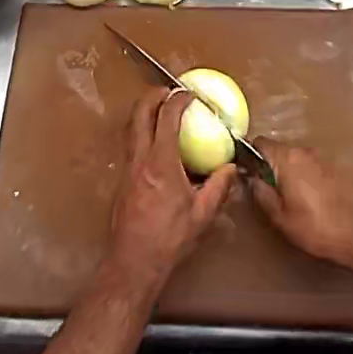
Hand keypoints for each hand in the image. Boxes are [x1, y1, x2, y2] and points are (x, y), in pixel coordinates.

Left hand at [107, 88, 235, 285]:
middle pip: (139, 115)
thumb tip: (231, 168)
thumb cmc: (169, 239)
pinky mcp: (121, 181)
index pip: (167, 118)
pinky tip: (154, 146)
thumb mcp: (202, 214)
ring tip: (158, 111)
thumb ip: (219, 187)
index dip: (177, 100)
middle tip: (167, 91)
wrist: (134, 262)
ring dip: (143, 113)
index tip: (189, 94)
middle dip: (152, 96)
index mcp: (161, 163)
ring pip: (130, 129)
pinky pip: (129, 147)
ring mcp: (127, 170)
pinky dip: (140, 134)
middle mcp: (140, 160)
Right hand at [250, 139, 352, 282]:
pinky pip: (314, 167)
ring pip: (298, 159)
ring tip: (292, 200)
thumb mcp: (280, 217)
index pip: (259, 143)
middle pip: (280, 150)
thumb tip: (252, 179)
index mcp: (287, 158)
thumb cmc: (318, 227)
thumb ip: (261, 194)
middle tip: (269, 192)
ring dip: (291, 173)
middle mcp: (306, 151)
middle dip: (271, 166)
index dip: (250, 155)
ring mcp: (325, 158)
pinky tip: (313, 201)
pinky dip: (308, 178)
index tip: (248, 173)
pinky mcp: (340, 168)